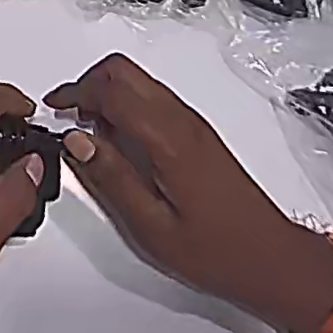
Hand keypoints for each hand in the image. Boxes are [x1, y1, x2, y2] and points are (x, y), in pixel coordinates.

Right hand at [45, 53, 332, 332]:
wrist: (276, 262)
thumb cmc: (220, 252)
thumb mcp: (152, 227)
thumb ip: (110, 178)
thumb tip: (75, 141)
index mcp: (169, 140)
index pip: (111, 91)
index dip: (75, 93)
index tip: (55, 108)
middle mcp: (181, 120)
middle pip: (121, 70)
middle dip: (86, 83)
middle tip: (69, 114)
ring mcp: (189, 122)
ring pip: (135, 78)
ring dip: (104, 92)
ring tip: (88, 129)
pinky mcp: (193, 129)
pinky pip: (148, 96)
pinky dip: (121, 103)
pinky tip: (115, 137)